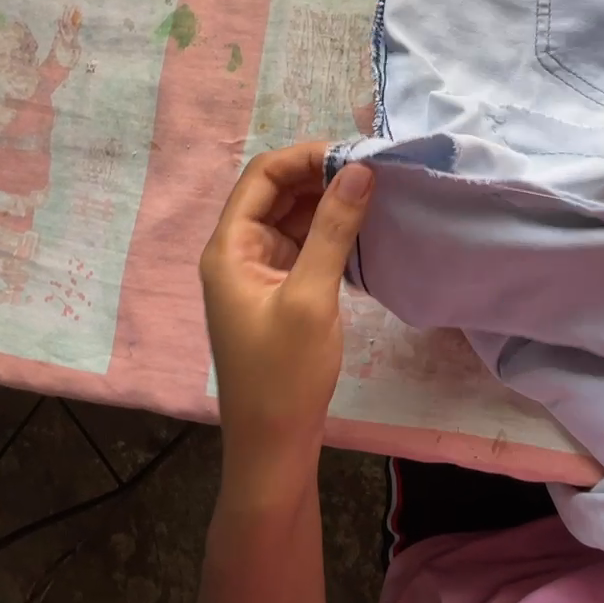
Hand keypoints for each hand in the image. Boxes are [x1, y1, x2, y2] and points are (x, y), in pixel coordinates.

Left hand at [200, 143, 374, 464]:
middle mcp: (238, 250)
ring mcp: (259, 271)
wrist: (274, 447)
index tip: (353, 155)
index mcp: (229, 247)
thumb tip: (360, 170)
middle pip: (276, 192)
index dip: (304, 158)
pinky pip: (303, 242)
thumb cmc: (284, 375)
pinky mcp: (280, 289)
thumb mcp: (312, 297)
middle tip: (372, 171)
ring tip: (373, 191)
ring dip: (327, 201)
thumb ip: (334, 230)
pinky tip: (362, 225)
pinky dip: (329, 229)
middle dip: (319, 175)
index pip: (262, 176)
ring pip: (292, 216)